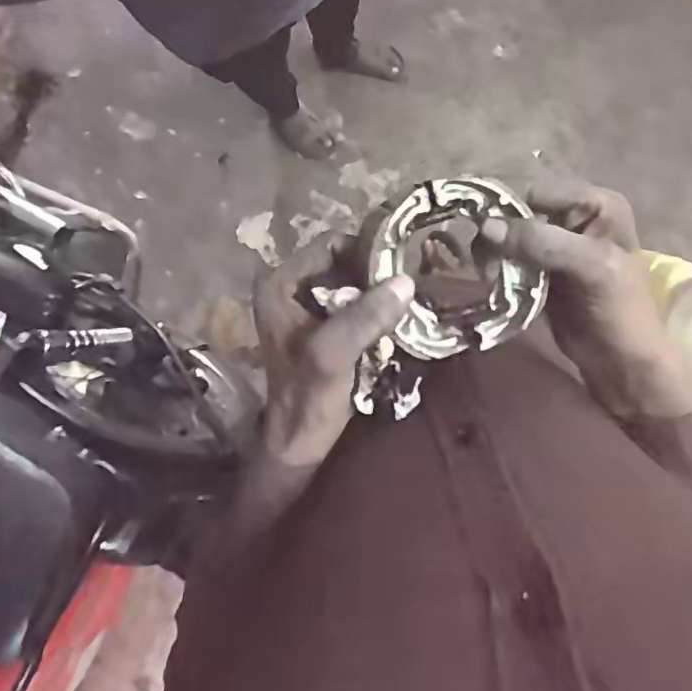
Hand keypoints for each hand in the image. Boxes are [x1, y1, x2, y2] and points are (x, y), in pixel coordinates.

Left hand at [253, 238, 414, 465]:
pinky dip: (376, 307)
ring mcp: (306, 307)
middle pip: (343, 261)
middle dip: (376, 271)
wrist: (298, 447)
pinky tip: (399, 315)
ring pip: (352, 282)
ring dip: (379, 290)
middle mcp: (290, 287)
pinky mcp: (323, 327)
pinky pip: (354, 303)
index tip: (400, 264)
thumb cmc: (307, 399)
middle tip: (411, 279)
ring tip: (411, 295)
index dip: (366, 250)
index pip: (331, 244)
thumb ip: (364, 317)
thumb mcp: (333, 354)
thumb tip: (405, 280)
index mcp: (281, 283)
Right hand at [479, 181, 691, 418]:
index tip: (476, 226)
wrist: (624, 365)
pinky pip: (507, 251)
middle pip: (516, 205)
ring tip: (489, 274)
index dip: (502, 202)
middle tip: (483, 260)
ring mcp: (555, 238)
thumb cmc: (620, 313)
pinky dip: (494, 262)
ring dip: (491, 249)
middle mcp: (574, 212)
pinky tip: (491, 278)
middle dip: (494, 228)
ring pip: (506, 228)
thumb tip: (487, 226)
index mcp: (596, 202)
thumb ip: (542, 241)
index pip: (536, 188)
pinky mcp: (540, 263)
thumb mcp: (590, 268)